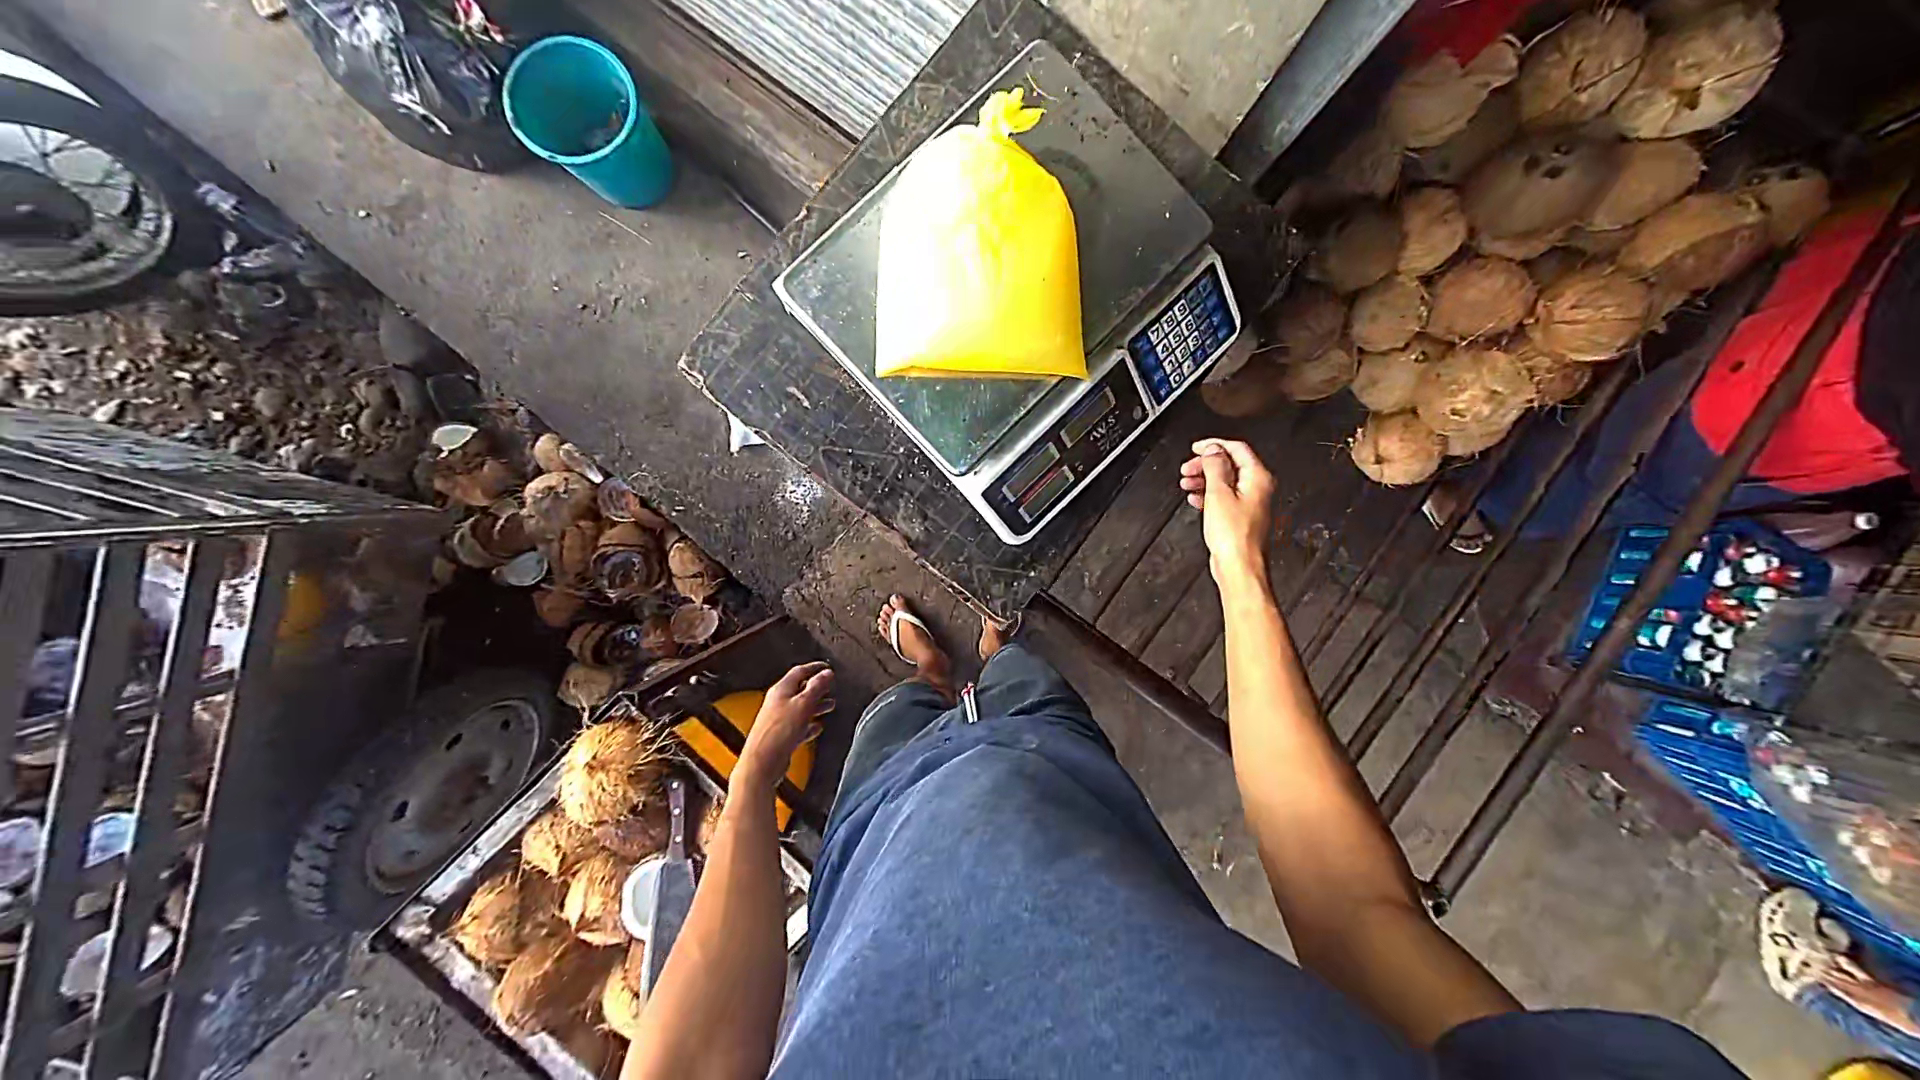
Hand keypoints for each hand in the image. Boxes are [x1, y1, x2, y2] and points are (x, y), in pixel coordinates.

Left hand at [736, 662, 833, 791]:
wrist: (762, 763)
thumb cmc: (778, 733)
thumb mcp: (803, 704)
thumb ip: (816, 688)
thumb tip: (826, 673)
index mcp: (780, 690)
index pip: (799, 672)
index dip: (814, 668)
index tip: (826, 668)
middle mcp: (777, 703)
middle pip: (800, 690)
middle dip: (817, 689)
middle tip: (830, 687)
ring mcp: (777, 720)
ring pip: (800, 708)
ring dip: (816, 706)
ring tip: (829, 705)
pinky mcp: (780, 736)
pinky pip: (797, 726)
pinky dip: (809, 724)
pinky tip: (816, 727)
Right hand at [1179, 438, 1274, 581]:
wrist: (1239, 566)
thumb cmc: (1234, 536)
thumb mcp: (1218, 494)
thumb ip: (1215, 467)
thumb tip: (1213, 451)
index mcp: (1258, 478)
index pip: (1237, 448)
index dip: (1214, 445)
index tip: (1197, 448)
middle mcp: (1258, 488)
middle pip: (1230, 464)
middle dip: (1206, 464)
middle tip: (1188, 468)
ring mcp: (1250, 503)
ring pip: (1226, 481)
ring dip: (1204, 479)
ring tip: (1187, 482)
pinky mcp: (1241, 516)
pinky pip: (1224, 497)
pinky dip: (1209, 494)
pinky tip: (1196, 499)